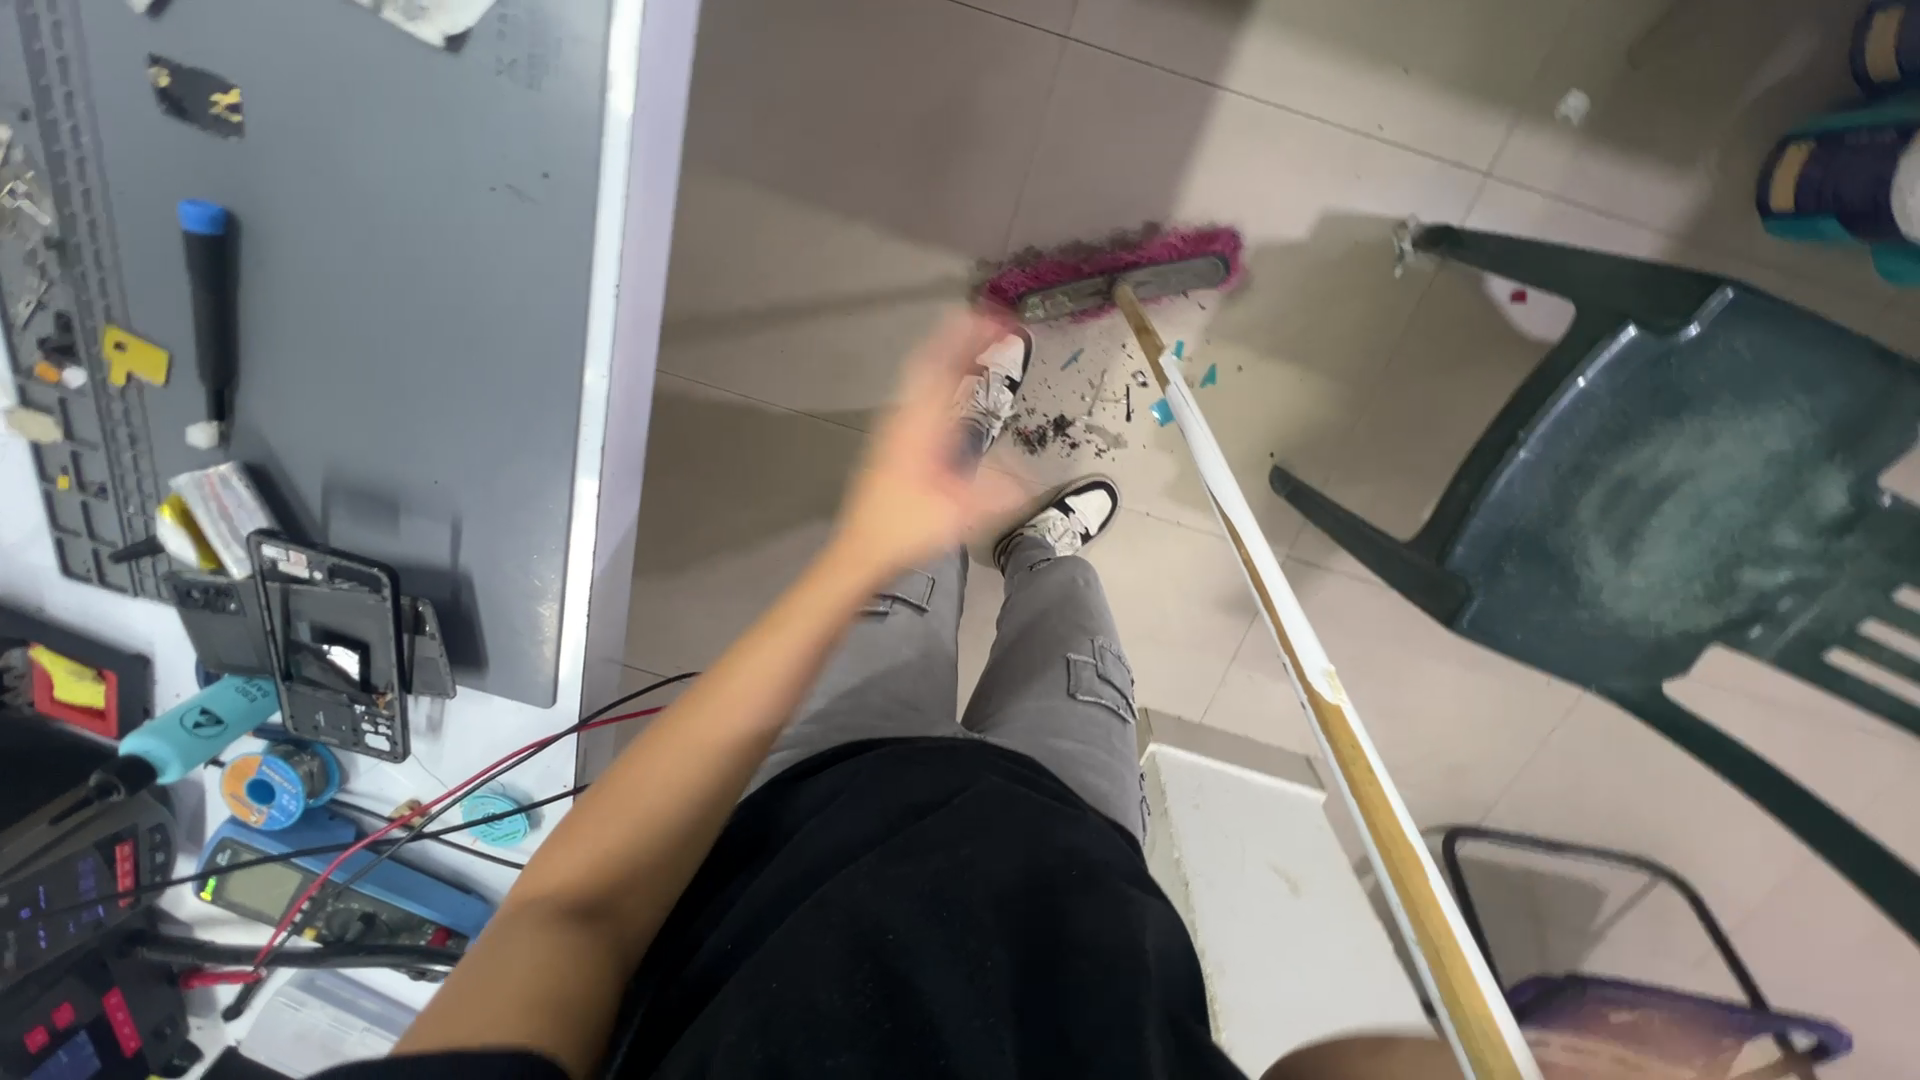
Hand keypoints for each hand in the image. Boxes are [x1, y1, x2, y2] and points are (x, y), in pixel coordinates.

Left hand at [828, 308, 1028, 579]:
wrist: (860, 551)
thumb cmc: (903, 530)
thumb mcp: (956, 514)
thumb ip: (995, 493)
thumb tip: (1029, 481)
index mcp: (918, 427)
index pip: (939, 366)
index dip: (965, 336)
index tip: (994, 318)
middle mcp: (903, 419)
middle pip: (929, 363)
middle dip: (961, 338)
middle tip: (992, 324)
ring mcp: (894, 429)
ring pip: (922, 378)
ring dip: (949, 357)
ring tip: (978, 345)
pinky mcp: (892, 442)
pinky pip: (920, 395)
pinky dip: (940, 379)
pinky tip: (952, 387)